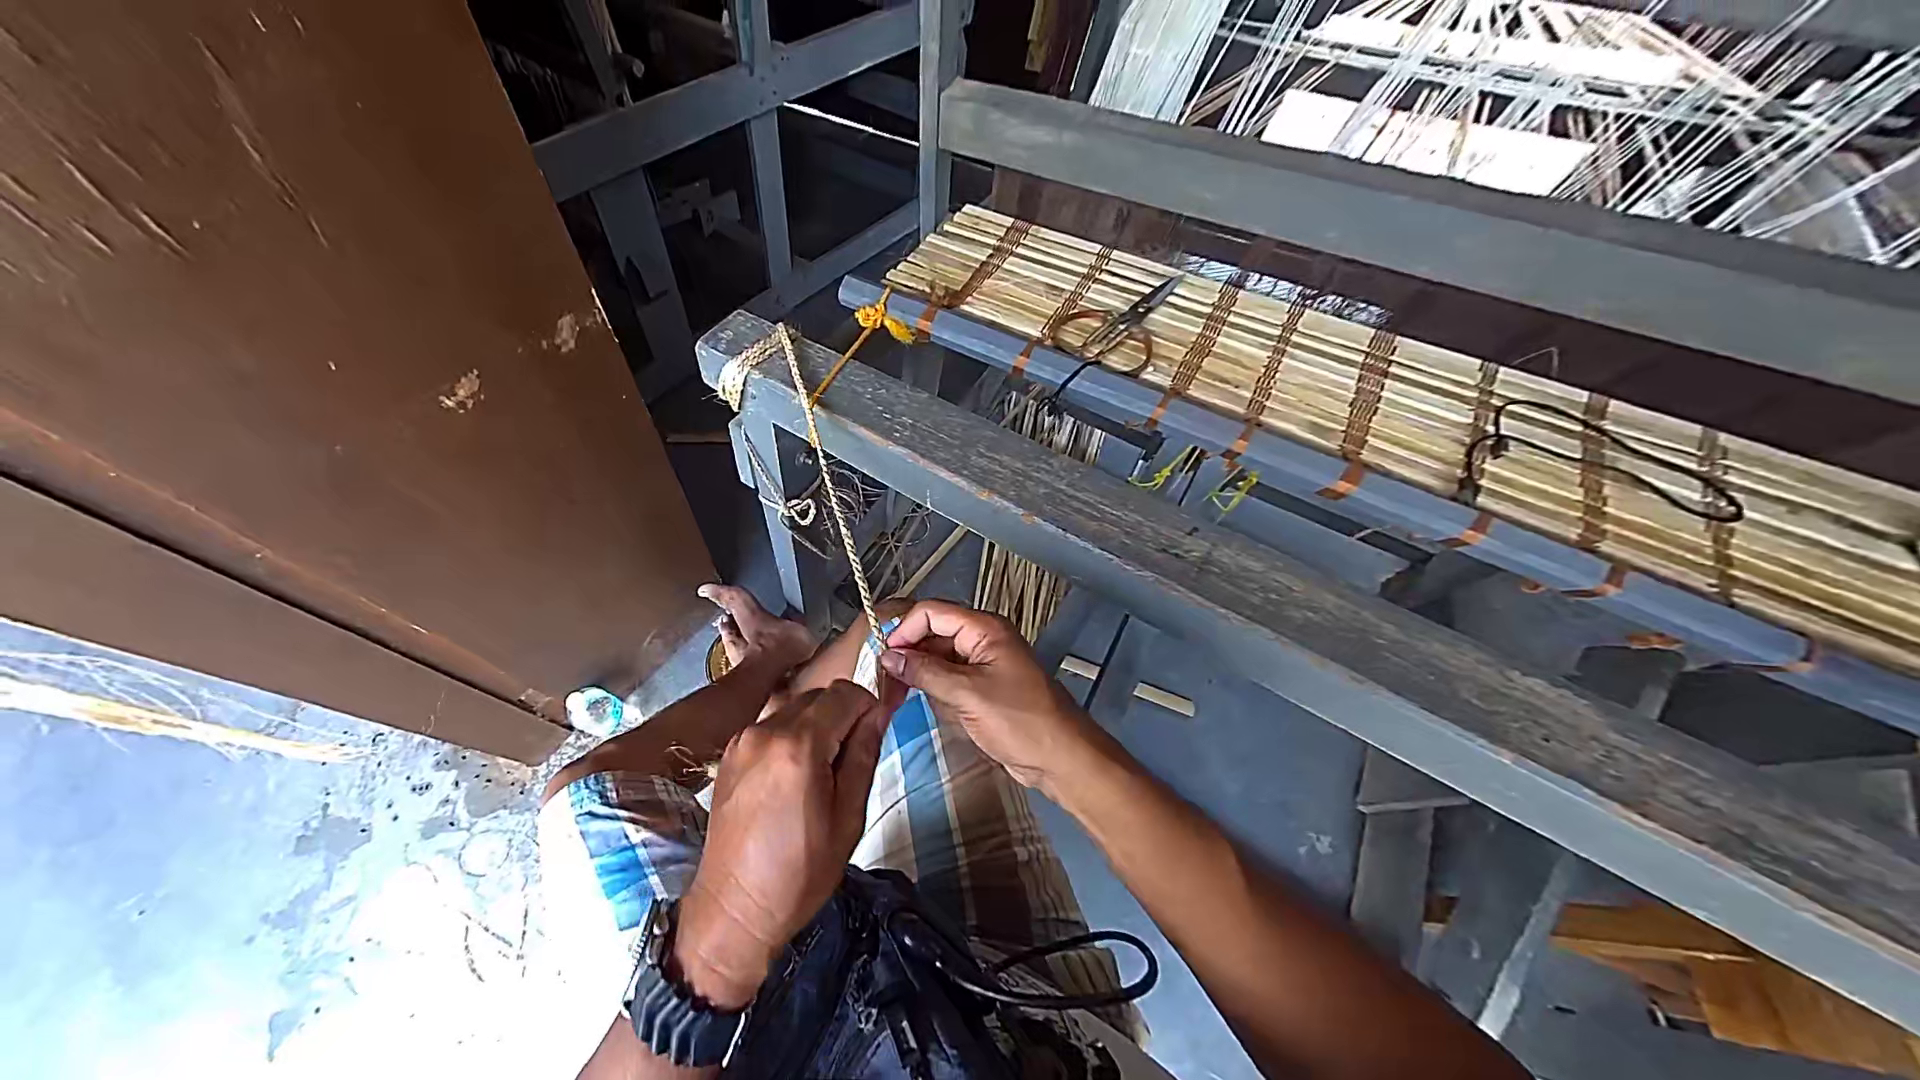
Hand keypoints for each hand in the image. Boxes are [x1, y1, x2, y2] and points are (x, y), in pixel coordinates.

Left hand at [673, 679, 894, 1007]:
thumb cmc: (798, 873)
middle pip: (820, 696)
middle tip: (849, 761)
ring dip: (817, 726)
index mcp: (798, 746)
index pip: (845, 693)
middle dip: (842, 716)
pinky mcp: (729, 754)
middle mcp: (765, 731)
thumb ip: (864, 754)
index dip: (868, 707)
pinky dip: (792, 738)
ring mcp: (742, 741)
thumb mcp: (848, 816)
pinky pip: (773, 727)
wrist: (733, 910)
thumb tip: (879, 713)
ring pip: (796, 709)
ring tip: (819, 775)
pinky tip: (792, 780)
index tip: (873, 734)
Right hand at [881, 600, 1114, 794]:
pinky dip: (935, 688)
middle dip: (910, 652)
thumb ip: (926, 672)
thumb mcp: (968, 694)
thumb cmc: (1021, 721)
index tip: (884, 656)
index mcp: (985, 628)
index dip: (905, 630)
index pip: (933, 612)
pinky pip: (949, 677)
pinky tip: (924, 702)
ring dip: (920, 672)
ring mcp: (983, 663)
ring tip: (898, 693)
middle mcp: (983, 639)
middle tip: (886, 678)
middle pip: (934, 632)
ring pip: (939, 656)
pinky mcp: (982, 686)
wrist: (1060, 756)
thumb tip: (889, 657)